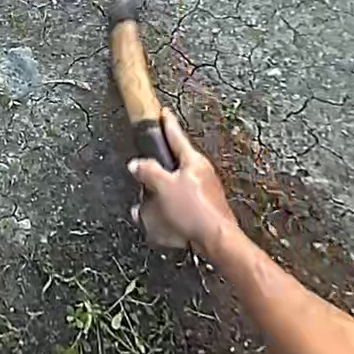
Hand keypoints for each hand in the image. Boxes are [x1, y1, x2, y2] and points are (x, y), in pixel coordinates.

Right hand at [127, 110, 244, 258]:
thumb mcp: (163, 186)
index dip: (168, 124)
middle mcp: (201, 173)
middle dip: (159, 167)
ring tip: (148, 204)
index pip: (177, 136)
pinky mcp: (204, 209)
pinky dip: (169, 210)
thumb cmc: (194, 211)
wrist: (216, 240)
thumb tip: (136, 164)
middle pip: (175, 163)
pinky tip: (161, 223)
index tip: (164, 113)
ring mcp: (204, 191)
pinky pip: (181, 205)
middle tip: (146, 168)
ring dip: (161, 193)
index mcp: (193, 161)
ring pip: (176, 186)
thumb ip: (148, 171)